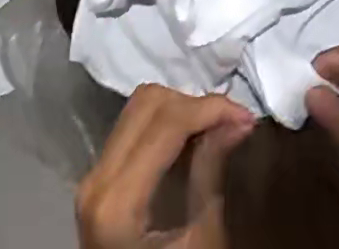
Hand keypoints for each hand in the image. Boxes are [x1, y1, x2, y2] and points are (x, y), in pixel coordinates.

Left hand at [77, 84, 256, 248]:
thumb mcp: (202, 240)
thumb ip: (212, 171)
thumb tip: (239, 117)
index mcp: (117, 202)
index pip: (167, 121)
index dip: (211, 108)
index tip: (248, 117)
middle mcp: (95, 180)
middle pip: (149, 103)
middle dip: (195, 104)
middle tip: (232, 123)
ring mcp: (91, 178)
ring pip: (139, 107)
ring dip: (180, 107)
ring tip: (215, 128)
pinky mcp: (98, 180)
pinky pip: (132, 127)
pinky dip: (166, 121)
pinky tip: (193, 139)